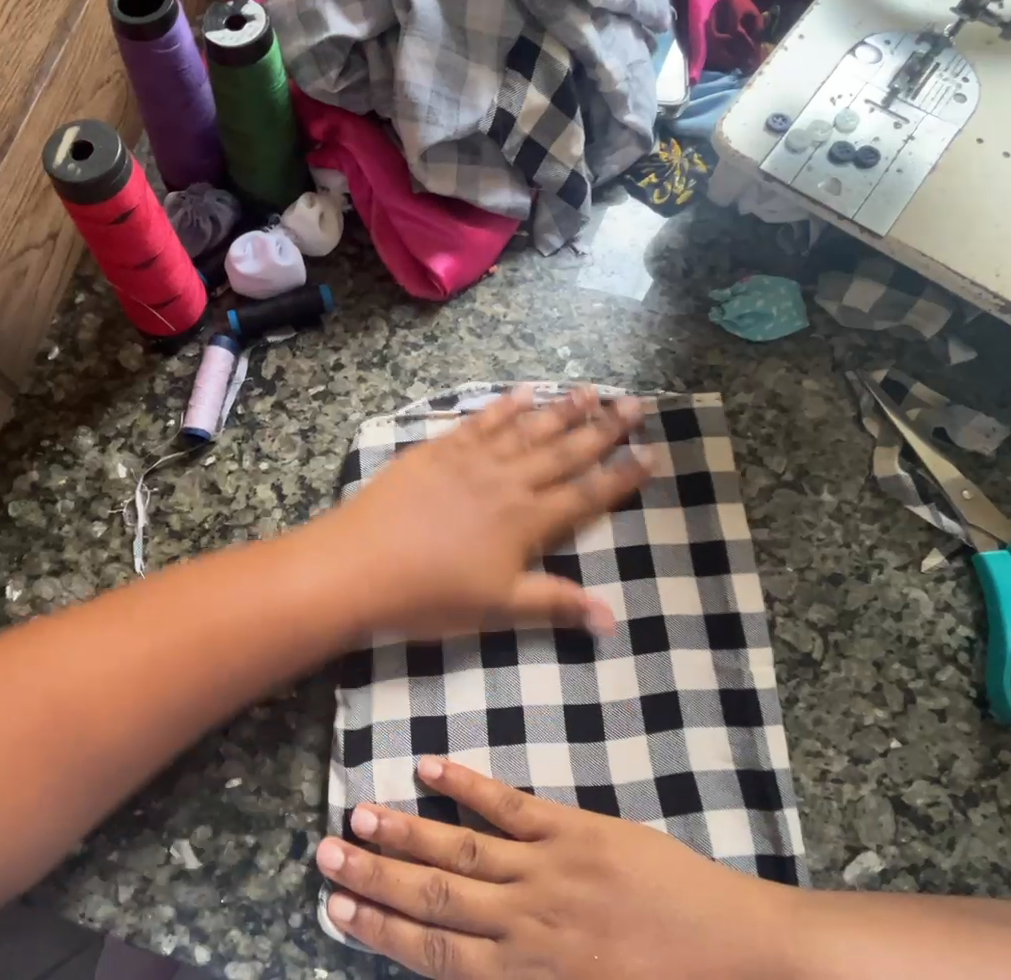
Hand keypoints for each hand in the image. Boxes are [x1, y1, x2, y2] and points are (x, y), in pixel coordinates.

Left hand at [304, 385, 649, 640]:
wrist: (358, 566)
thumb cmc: (429, 596)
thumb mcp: (497, 608)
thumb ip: (555, 603)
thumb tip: (612, 619)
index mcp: (527, 522)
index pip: (586, 494)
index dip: (621, 476)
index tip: (652, 454)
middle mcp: (507, 482)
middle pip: (564, 451)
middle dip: (603, 429)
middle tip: (635, 404)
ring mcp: (471, 461)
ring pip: (527, 429)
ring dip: (561, 409)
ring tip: (590, 390)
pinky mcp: (437, 450)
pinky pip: (479, 421)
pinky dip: (503, 406)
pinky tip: (522, 392)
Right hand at [315, 756, 794, 979]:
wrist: (745, 957)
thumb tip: (460, 969)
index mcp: (527, 976)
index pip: (433, 950)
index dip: (378, 930)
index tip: (336, 909)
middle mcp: (524, 923)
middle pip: (432, 897)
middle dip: (373, 878)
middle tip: (324, 855)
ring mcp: (547, 869)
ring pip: (459, 849)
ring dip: (404, 833)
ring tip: (358, 815)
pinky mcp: (574, 830)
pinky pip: (509, 804)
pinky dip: (466, 784)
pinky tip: (429, 767)